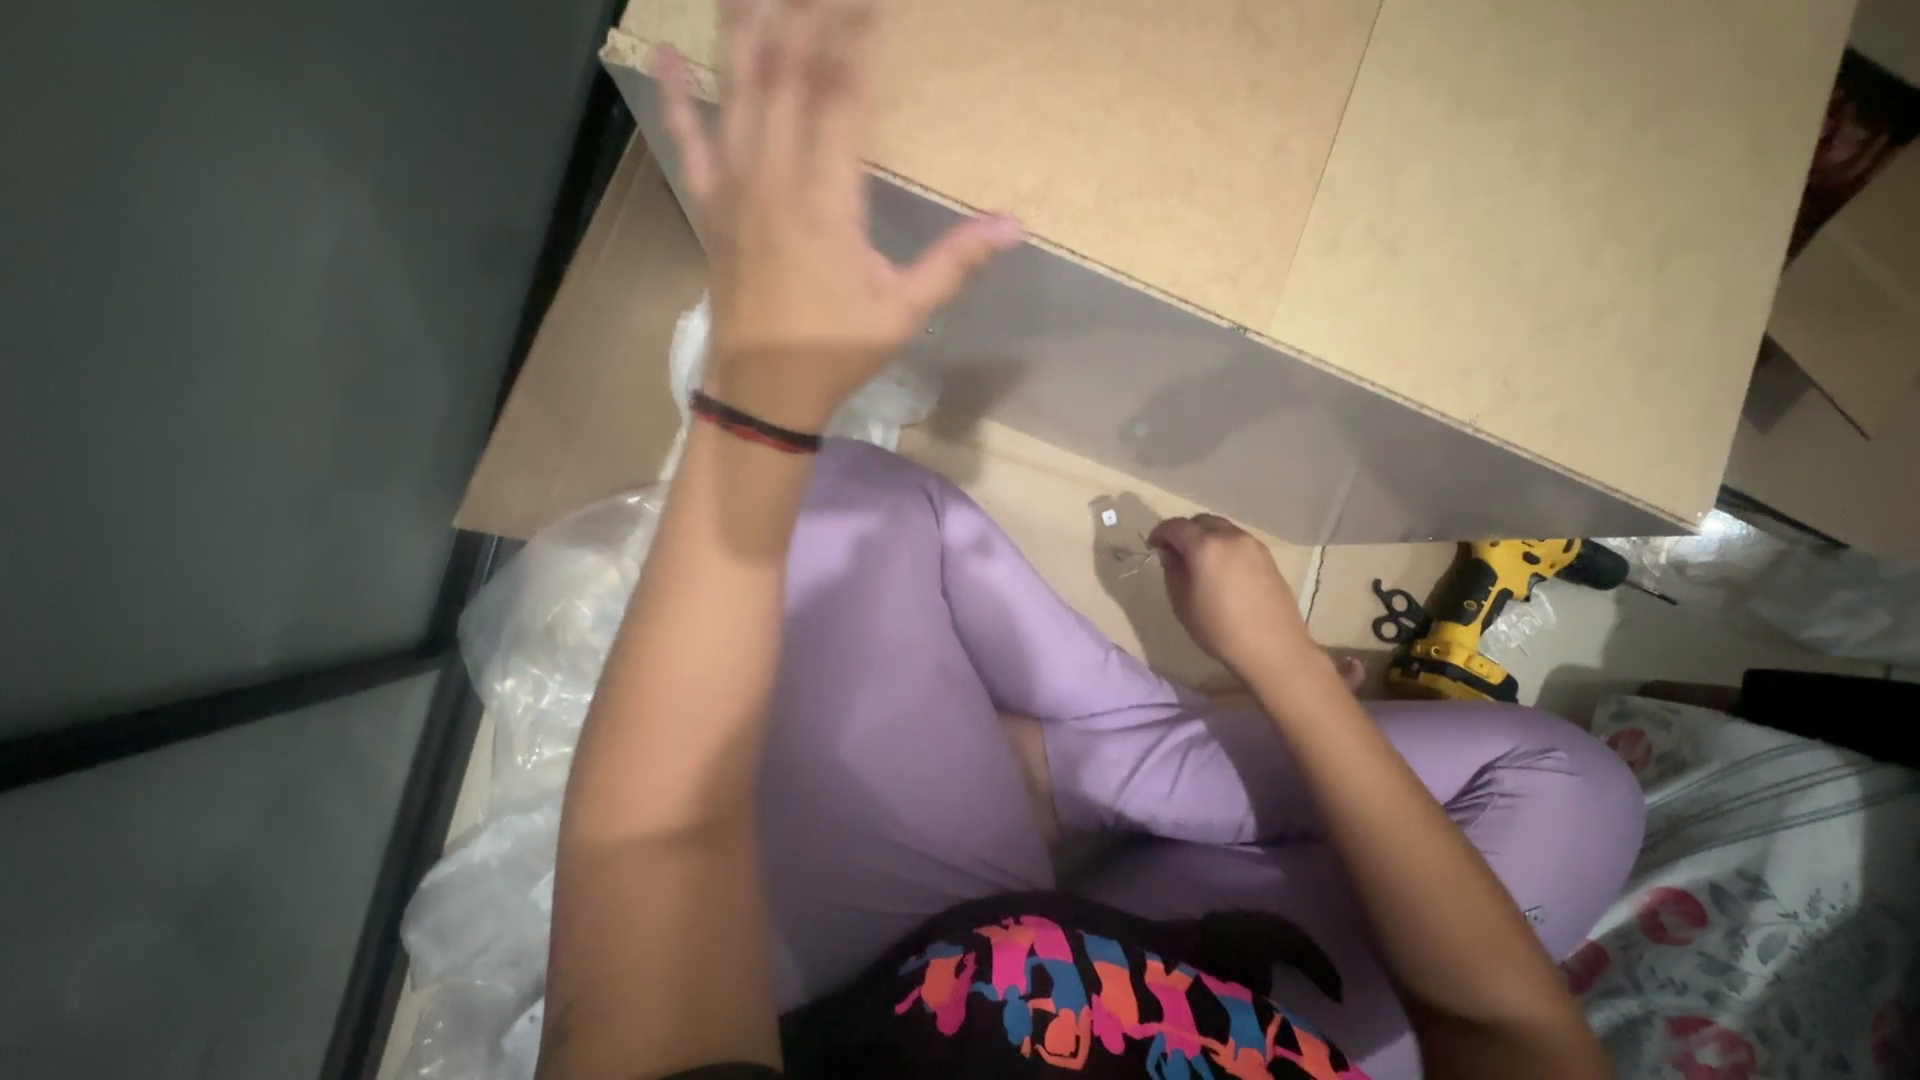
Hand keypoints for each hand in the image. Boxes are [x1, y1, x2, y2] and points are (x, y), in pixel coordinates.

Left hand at [656, 0, 1022, 432]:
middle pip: (788, 74)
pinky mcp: (709, 207)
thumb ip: (954, 262)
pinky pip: (688, 141)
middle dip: (807, 16)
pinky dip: (676, 96)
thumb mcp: (903, 312)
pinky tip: (667, 53)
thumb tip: (1014, 224)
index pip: (843, 96)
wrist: (760, 392)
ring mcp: (734, 189)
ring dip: (745, 30)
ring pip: (736, 91)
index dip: (859, 39)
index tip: (874, 2)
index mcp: (825, 201)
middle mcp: (774, 178)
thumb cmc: (834, 354)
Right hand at [1148, 514, 1316, 678]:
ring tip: (1200, 562)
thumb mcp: (1182, 603)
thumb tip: (1171, 554)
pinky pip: (1239, 542)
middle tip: (1176, 553)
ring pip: (1223, 529)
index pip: (1176, 526)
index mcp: (1205, 546)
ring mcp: (1253, 545)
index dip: (1160, 533)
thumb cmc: (1219, 629)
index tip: (1154, 547)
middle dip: (1185, 532)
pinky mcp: (1268, 557)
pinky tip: (1223, 570)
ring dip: (1206, 538)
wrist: (1272, 647)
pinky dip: (1225, 547)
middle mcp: (1230, 536)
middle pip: (1201, 521)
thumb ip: (1172, 571)